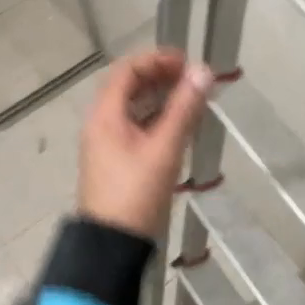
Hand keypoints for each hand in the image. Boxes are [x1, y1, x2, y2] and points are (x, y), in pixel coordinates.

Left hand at [77, 48, 214, 238]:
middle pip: (129, 86)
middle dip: (161, 77)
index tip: (188, 63)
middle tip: (193, 80)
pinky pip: (136, 127)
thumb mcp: (164, 149)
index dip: (157, 60)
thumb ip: (184, 108)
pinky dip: (157, 118)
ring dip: (161, 98)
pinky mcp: (116, 161)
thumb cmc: (136, 193)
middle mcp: (101, 123)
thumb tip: (203, 71)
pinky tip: (180, 127)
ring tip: (192, 99)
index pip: (128, 70)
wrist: (111, 245)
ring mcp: (106, 143)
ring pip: (133, 108)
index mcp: (105, 115)